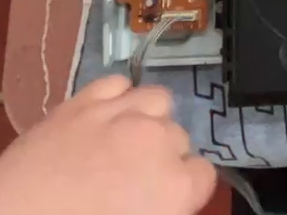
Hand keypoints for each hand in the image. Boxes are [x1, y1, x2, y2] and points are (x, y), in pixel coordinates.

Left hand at [0, 75, 215, 214]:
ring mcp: (118, 113)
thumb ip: (160, 210)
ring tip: (125, 144)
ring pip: (156, 100)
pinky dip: (117, 99)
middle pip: (180, 137)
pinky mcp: (82, 101)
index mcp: (173, 186)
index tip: (163, 204)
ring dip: (148, 120)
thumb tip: (155, 200)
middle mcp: (155, 140)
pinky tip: (103, 121)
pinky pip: (117, 84)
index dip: (184, 192)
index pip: (204, 175)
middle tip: (133, 185)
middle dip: (164, 158)